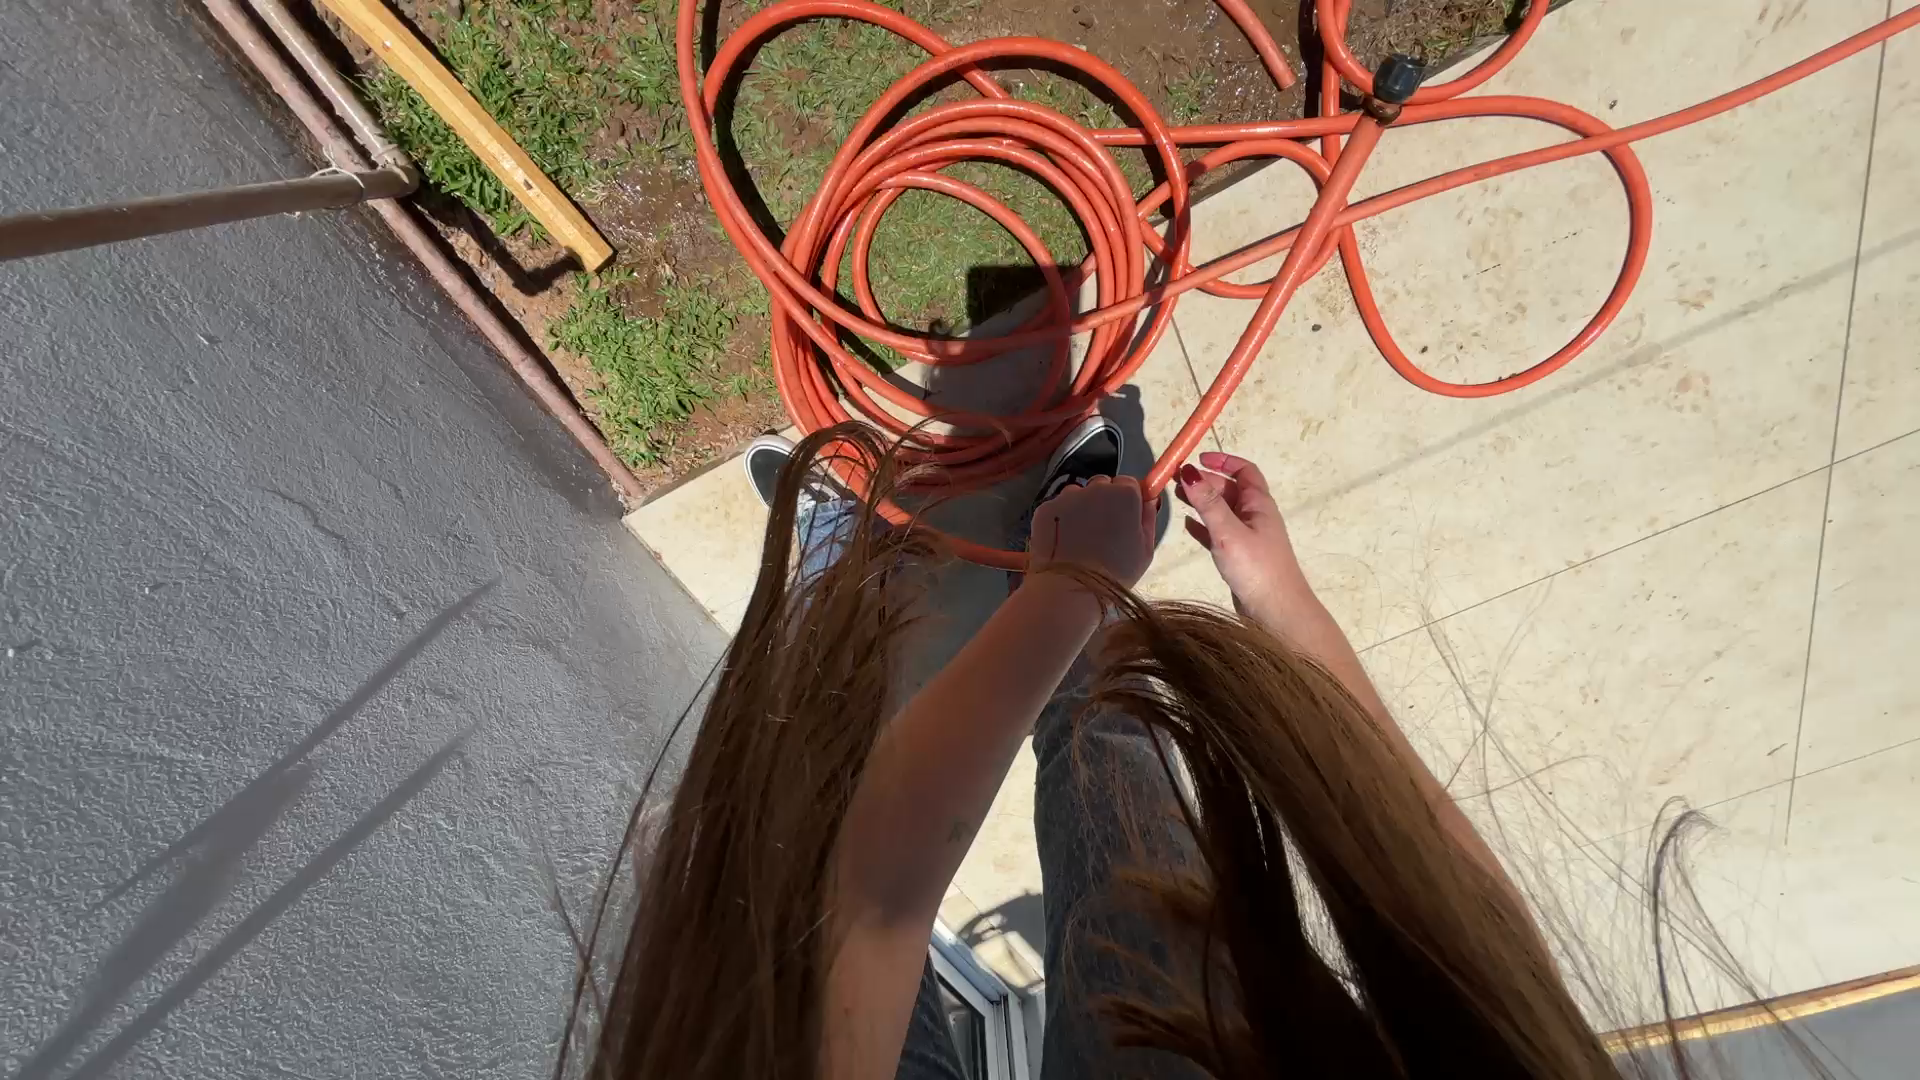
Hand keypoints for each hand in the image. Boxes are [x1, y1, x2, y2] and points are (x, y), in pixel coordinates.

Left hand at [1028, 475, 1155, 587]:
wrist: (1072, 587)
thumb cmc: (1116, 572)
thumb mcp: (1145, 549)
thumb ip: (1148, 517)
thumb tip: (1148, 498)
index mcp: (1124, 494)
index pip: (1128, 483)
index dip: (1126, 501)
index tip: (1123, 519)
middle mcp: (1095, 487)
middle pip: (1102, 484)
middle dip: (1103, 500)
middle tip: (1101, 530)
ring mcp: (1067, 496)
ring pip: (1077, 494)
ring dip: (1080, 508)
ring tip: (1079, 538)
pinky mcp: (1045, 507)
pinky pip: (1057, 507)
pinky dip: (1060, 519)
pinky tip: (1062, 541)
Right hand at [1174, 453, 1312, 623]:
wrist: (1275, 612)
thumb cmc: (1256, 568)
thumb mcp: (1228, 531)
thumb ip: (1207, 503)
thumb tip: (1189, 471)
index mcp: (1259, 505)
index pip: (1244, 471)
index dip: (1223, 461)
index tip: (1197, 459)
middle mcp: (1254, 516)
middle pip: (1229, 490)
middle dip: (1204, 481)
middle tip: (1176, 479)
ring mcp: (1246, 537)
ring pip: (1221, 511)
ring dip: (1200, 501)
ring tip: (1175, 496)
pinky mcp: (1238, 556)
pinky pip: (1217, 532)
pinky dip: (1202, 525)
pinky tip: (1187, 525)